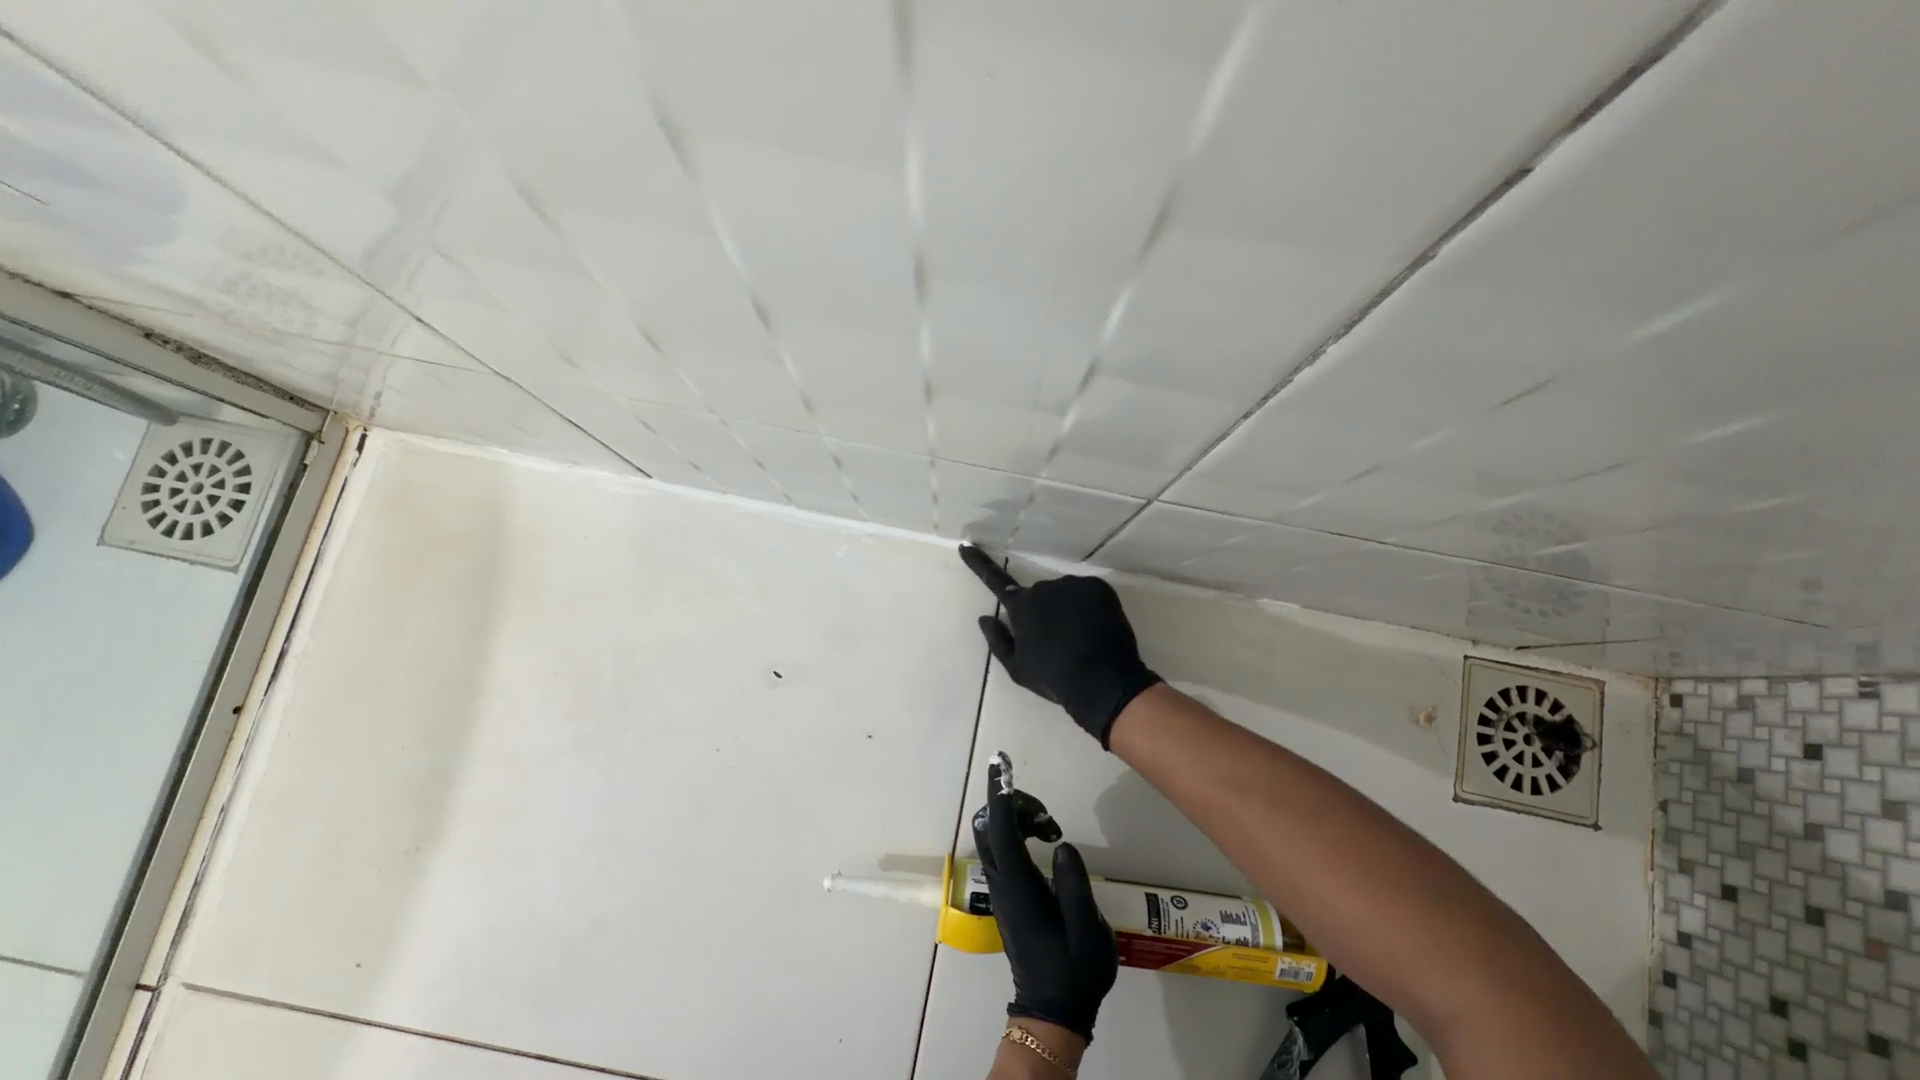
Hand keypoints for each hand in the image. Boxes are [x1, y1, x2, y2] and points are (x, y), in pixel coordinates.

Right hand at [960, 545, 1161, 746]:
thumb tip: (984, 618)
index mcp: (1020, 607)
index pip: (995, 580)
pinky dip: (1090, 607)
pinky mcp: (1098, 586)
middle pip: (1039, 596)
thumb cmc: (1053, 679)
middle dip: (1044, 612)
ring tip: (1081, 639)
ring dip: (1069, 609)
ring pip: (1065, 594)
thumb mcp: (1017, 668)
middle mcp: (1043, 587)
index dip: (978, 563)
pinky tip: (1097, 630)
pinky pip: (1088, 593)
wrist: (1102, 683)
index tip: (966, 545)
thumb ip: (998, 641)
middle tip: (1059, 642)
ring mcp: (1072, 584)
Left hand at [972, 759, 1117, 1040]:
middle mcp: (1001, 882)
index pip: (1001, 827)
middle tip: (1047, 814)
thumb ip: (1074, 885)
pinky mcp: (1006, 895)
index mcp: (1019, 886)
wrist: (1052, 1008)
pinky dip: (1018, 835)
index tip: (1001, 762)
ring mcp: (1000, 889)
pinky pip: (1001, 850)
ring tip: (1051, 830)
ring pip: (993, 836)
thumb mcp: (1087, 930)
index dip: (1001, 792)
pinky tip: (1046, 846)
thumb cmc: (1073, 969)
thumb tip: (1061, 844)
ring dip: (1017, 819)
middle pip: (989, 825)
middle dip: (1012, 803)